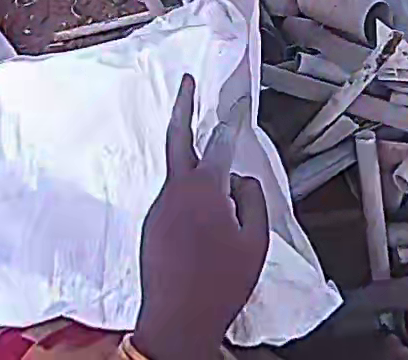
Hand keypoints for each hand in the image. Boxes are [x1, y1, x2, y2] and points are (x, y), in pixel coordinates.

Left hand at [133, 74, 268, 359]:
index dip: (232, 122)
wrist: (176, 326)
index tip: (238, 106)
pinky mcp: (152, 224)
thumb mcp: (255, 242)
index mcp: (203, 188)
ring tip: (215, 179)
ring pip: (178, 170)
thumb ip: (252, 199)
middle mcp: (176, 189)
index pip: (220, 143)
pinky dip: (189, 192)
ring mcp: (159, 206)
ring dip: (193, 160)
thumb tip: (240, 179)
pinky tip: (204, 216)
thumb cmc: (221, 284)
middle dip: (183, 104)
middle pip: (178, 135)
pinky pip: (174, 196)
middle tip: (187, 81)